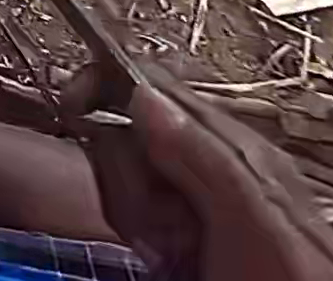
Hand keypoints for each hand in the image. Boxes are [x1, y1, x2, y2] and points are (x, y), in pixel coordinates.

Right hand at [73, 68, 332, 280]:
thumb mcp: (259, 231)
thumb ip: (207, 162)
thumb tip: (142, 92)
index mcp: (233, 145)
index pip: (149, 81)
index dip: (102, 83)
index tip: (73, 108)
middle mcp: (204, 158)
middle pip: (122, 126)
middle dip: (123, 171)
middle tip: (156, 218)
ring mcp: (185, 191)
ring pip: (115, 160)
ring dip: (126, 202)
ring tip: (168, 245)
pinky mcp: (167, 219)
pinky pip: (120, 196)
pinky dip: (128, 222)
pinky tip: (159, 250)